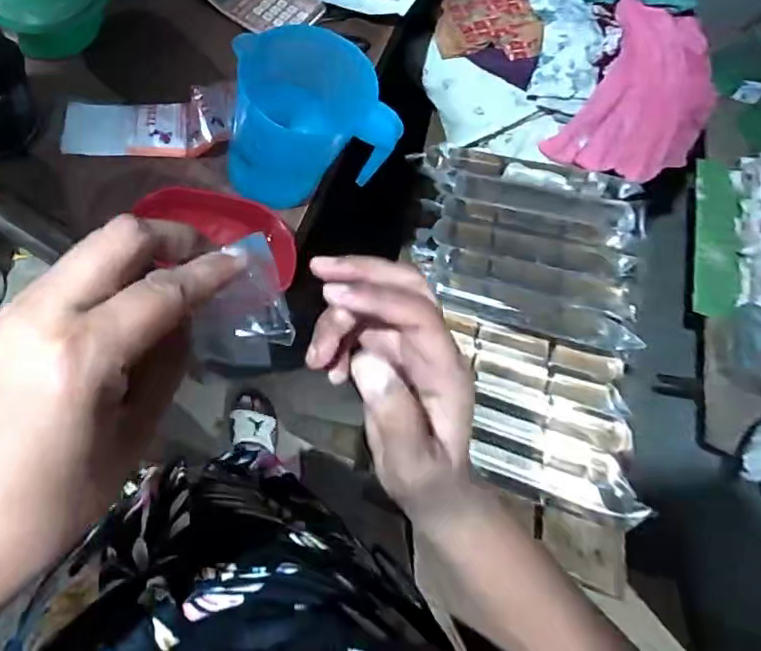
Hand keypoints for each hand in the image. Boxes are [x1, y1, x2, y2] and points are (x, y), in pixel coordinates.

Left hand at [0, 216, 242, 584]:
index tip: (241, 260)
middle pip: (119, 236)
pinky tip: (131, 298)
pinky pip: (74, 268)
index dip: (207, 272)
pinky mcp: (12, 310)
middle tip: (206, 254)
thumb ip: (165, 363)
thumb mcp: (130, 438)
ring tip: (175, 276)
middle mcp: (46, 310)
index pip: (158, 291)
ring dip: (139, 250)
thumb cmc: (56, 503)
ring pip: (94, 244)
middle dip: (171, 236)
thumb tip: (186, 314)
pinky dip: (110, 269)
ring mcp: (22, 303)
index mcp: (79, 353)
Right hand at [304, 255, 477, 535]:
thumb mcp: (413, 464)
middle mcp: (430, 346)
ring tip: (315, 358)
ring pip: (372, 302)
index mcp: (445, 368)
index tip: (332, 295)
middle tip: (319, 270)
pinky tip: (324, 365)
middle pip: (404, 285)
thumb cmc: (427, 480)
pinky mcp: (387, 348)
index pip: (417, 313)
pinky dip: (335, 333)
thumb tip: (365, 360)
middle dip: (362, 270)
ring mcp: (408, 344)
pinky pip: (358, 322)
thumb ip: (394, 415)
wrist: (433, 490)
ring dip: (336, 317)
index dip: (375, 298)